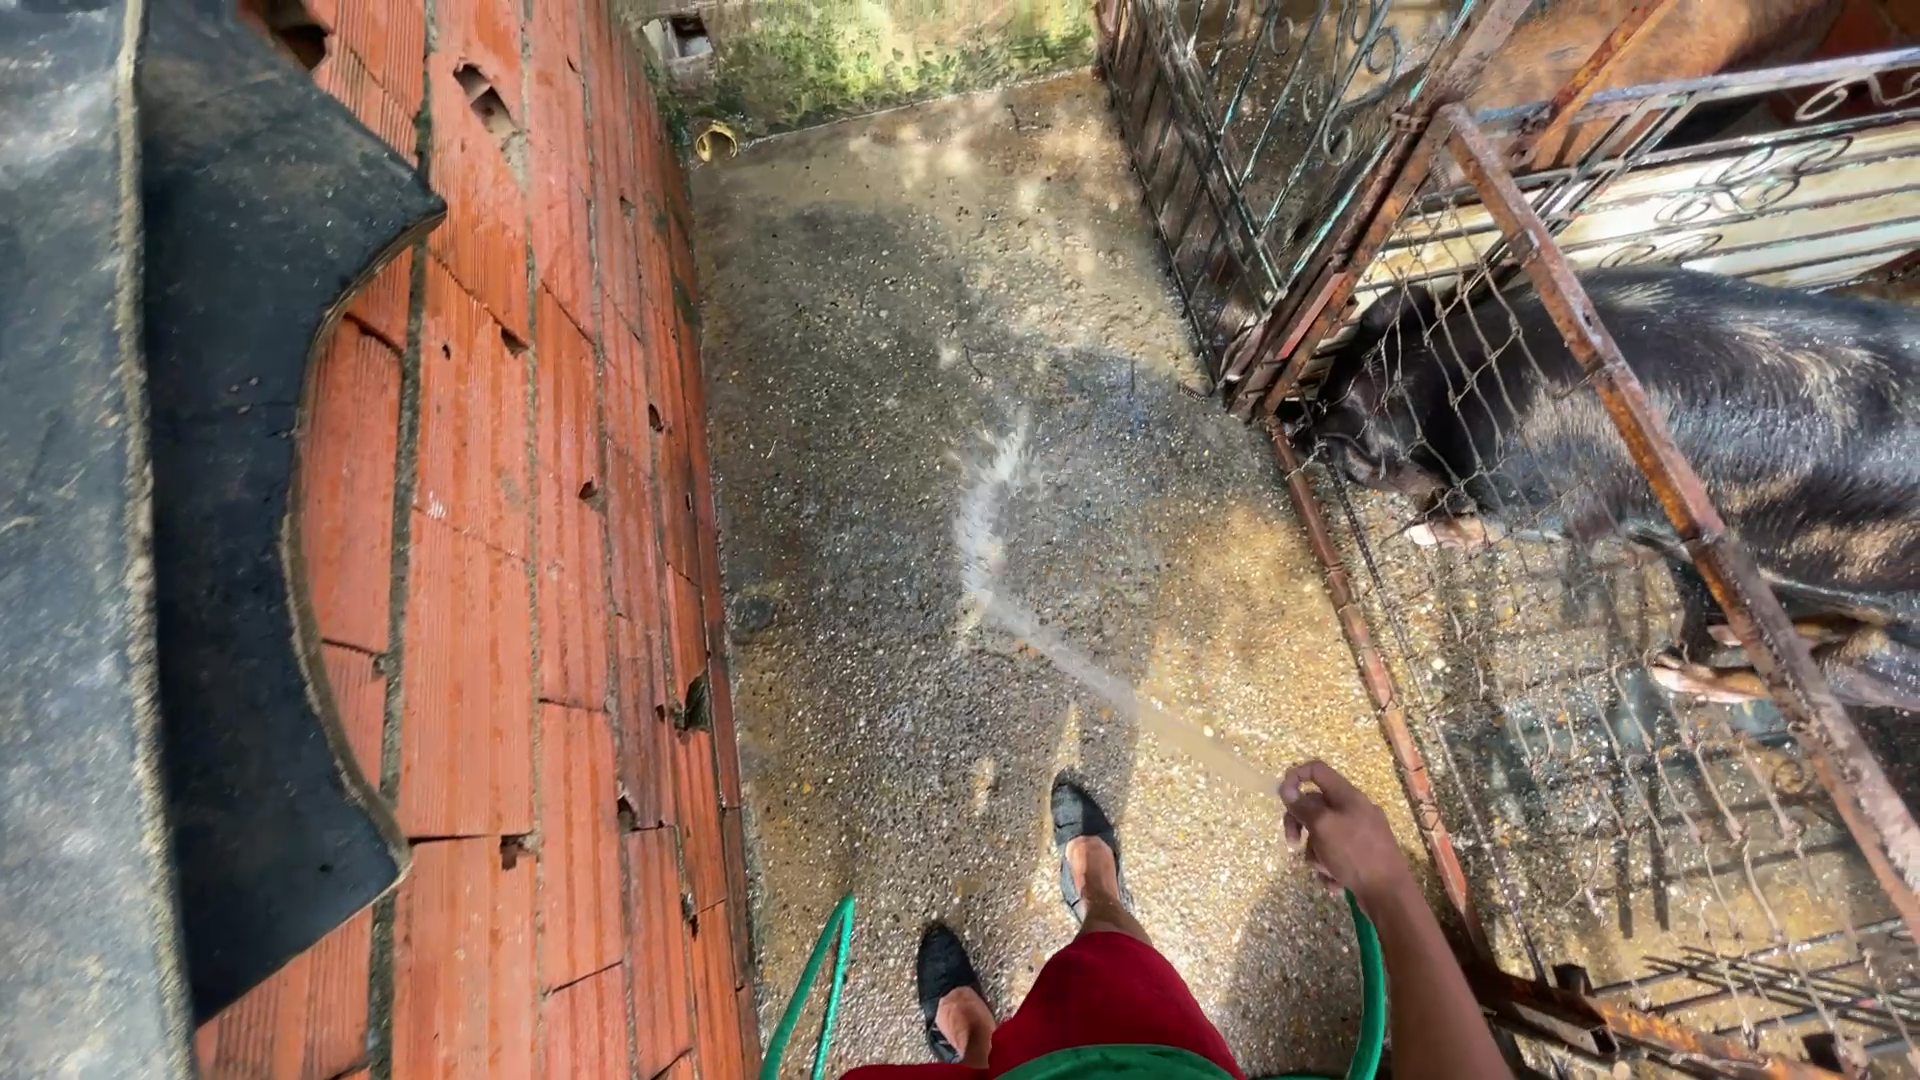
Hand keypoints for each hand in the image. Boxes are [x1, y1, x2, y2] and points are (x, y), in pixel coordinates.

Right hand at [1280, 759, 1413, 911]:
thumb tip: (1286, 789)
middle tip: (1292, 843)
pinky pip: (1335, 853)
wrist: (1390, 896)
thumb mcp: (1322, 826)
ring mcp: (1360, 834)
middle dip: (1299, 825)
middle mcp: (1354, 810)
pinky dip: (1330, 866)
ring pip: (1322, 833)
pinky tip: (1336, 881)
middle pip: (1314, 805)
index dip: (1295, 777)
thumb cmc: (1355, 854)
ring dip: (1316, 853)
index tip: (1283, 797)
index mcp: (1348, 796)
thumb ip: (1302, 806)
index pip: (1316, 770)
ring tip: (1325, 869)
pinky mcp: (1362, 855)